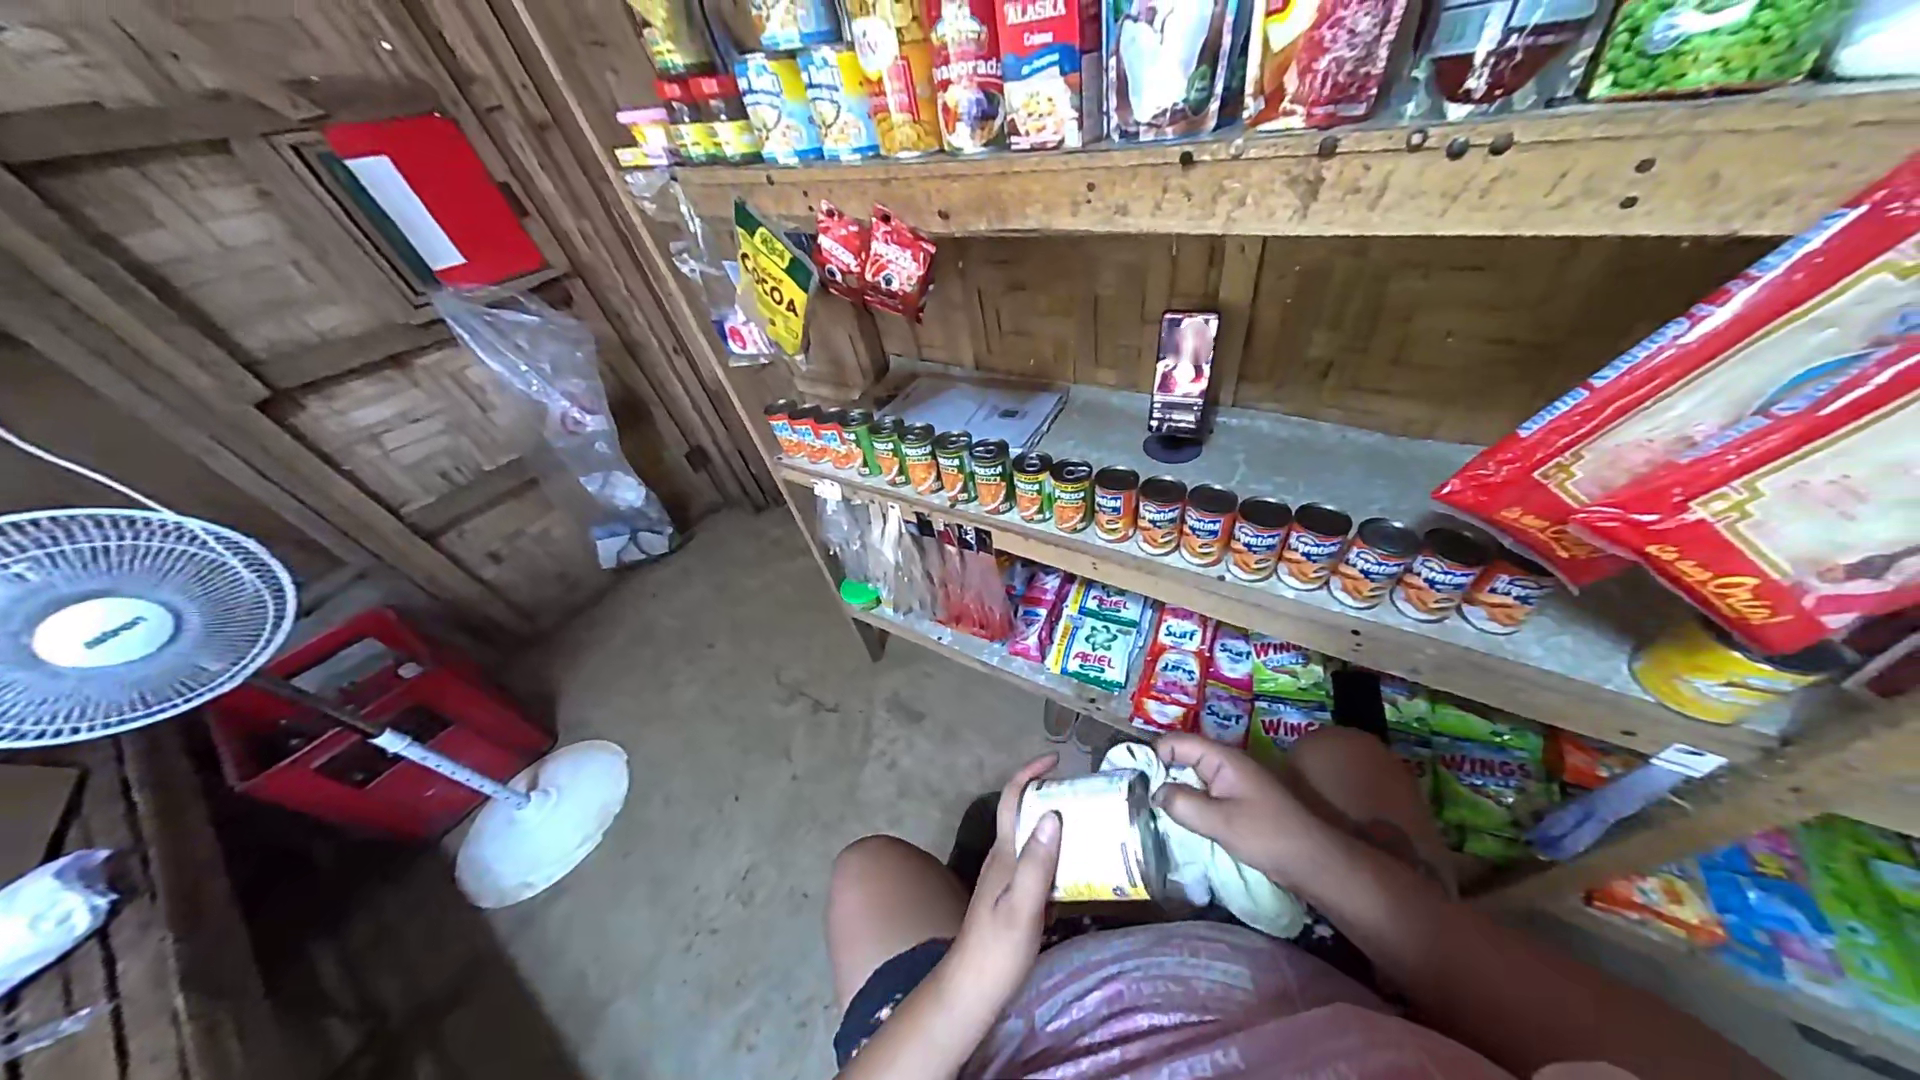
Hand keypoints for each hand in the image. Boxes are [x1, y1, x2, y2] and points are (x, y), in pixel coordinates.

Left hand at [946, 753, 1061, 1008]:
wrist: (971, 991)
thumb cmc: (997, 950)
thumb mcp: (1022, 906)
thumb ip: (1036, 862)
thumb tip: (1053, 813)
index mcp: (1003, 853)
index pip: (1013, 798)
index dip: (1030, 772)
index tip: (1056, 759)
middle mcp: (1002, 856)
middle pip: (1023, 811)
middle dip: (1049, 792)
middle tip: (1085, 793)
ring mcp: (1005, 876)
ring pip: (1031, 835)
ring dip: (1055, 821)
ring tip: (1090, 823)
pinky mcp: (1012, 895)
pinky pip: (1036, 860)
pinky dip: (1057, 851)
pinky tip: (1078, 865)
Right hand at [1152, 733, 1336, 886]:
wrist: (1314, 863)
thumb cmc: (1268, 836)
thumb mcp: (1221, 822)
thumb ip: (1183, 804)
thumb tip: (1155, 792)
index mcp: (1222, 758)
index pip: (1176, 742)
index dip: (1154, 755)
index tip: (1135, 778)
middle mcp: (1225, 764)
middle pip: (1181, 756)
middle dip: (1159, 771)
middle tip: (1136, 793)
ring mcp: (1231, 782)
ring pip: (1190, 776)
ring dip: (1173, 788)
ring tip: (1150, 806)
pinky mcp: (1235, 801)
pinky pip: (1202, 792)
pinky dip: (1188, 801)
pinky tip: (1177, 818)